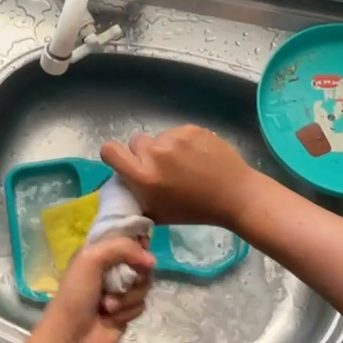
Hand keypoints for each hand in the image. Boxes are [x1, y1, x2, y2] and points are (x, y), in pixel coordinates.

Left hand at [40, 237, 154, 342]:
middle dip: (136, 271)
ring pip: (144, 283)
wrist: (72, 337)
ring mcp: (119, 290)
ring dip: (128, 295)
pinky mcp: (126, 311)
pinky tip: (112, 317)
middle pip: (141, 260)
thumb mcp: (92, 258)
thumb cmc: (76, 294)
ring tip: (108, 305)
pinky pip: (141, 304)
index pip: (125, 235)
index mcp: (98, 251)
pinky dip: (128, 310)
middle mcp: (110, 268)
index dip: (137, 239)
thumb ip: (123, 247)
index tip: (143, 244)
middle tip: (130, 277)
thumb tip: (151, 261)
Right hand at [101, 125, 264, 230]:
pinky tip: (197, 156)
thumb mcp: (157, 213)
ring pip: (158, 138)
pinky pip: (177, 133)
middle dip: (144, 154)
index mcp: (143, 176)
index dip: (114, 155)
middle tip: (161, 168)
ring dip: (165, 149)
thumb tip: (123, 182)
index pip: (109, 150)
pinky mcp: (191, 128)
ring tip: (184, 164)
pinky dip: (183, 143)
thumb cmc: (193, 210)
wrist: (233, 195)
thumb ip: (135, 196)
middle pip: (136, 143)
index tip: (126, 163)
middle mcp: (154, 153)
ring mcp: (174, 138)